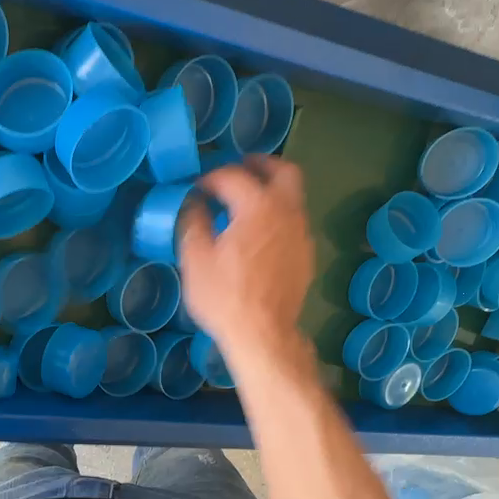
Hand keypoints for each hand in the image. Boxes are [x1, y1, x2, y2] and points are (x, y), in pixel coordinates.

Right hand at [178, 156, 318, 379]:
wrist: (263, 333)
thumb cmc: (225, 296)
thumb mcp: (196, 260)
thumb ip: (193, 223)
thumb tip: (193, 202)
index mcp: (257, 206)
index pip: (233, 176)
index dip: (211, 177)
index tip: (197, 187)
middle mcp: (287, 211)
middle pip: (283, 171)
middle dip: (261, 165)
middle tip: (241, 168)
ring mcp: (301, 233)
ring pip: (292, 197)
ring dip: (271, 192)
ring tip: (248, 204)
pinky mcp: (305, 255)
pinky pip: (293, 223)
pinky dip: (277, 217)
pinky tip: (261, 235)